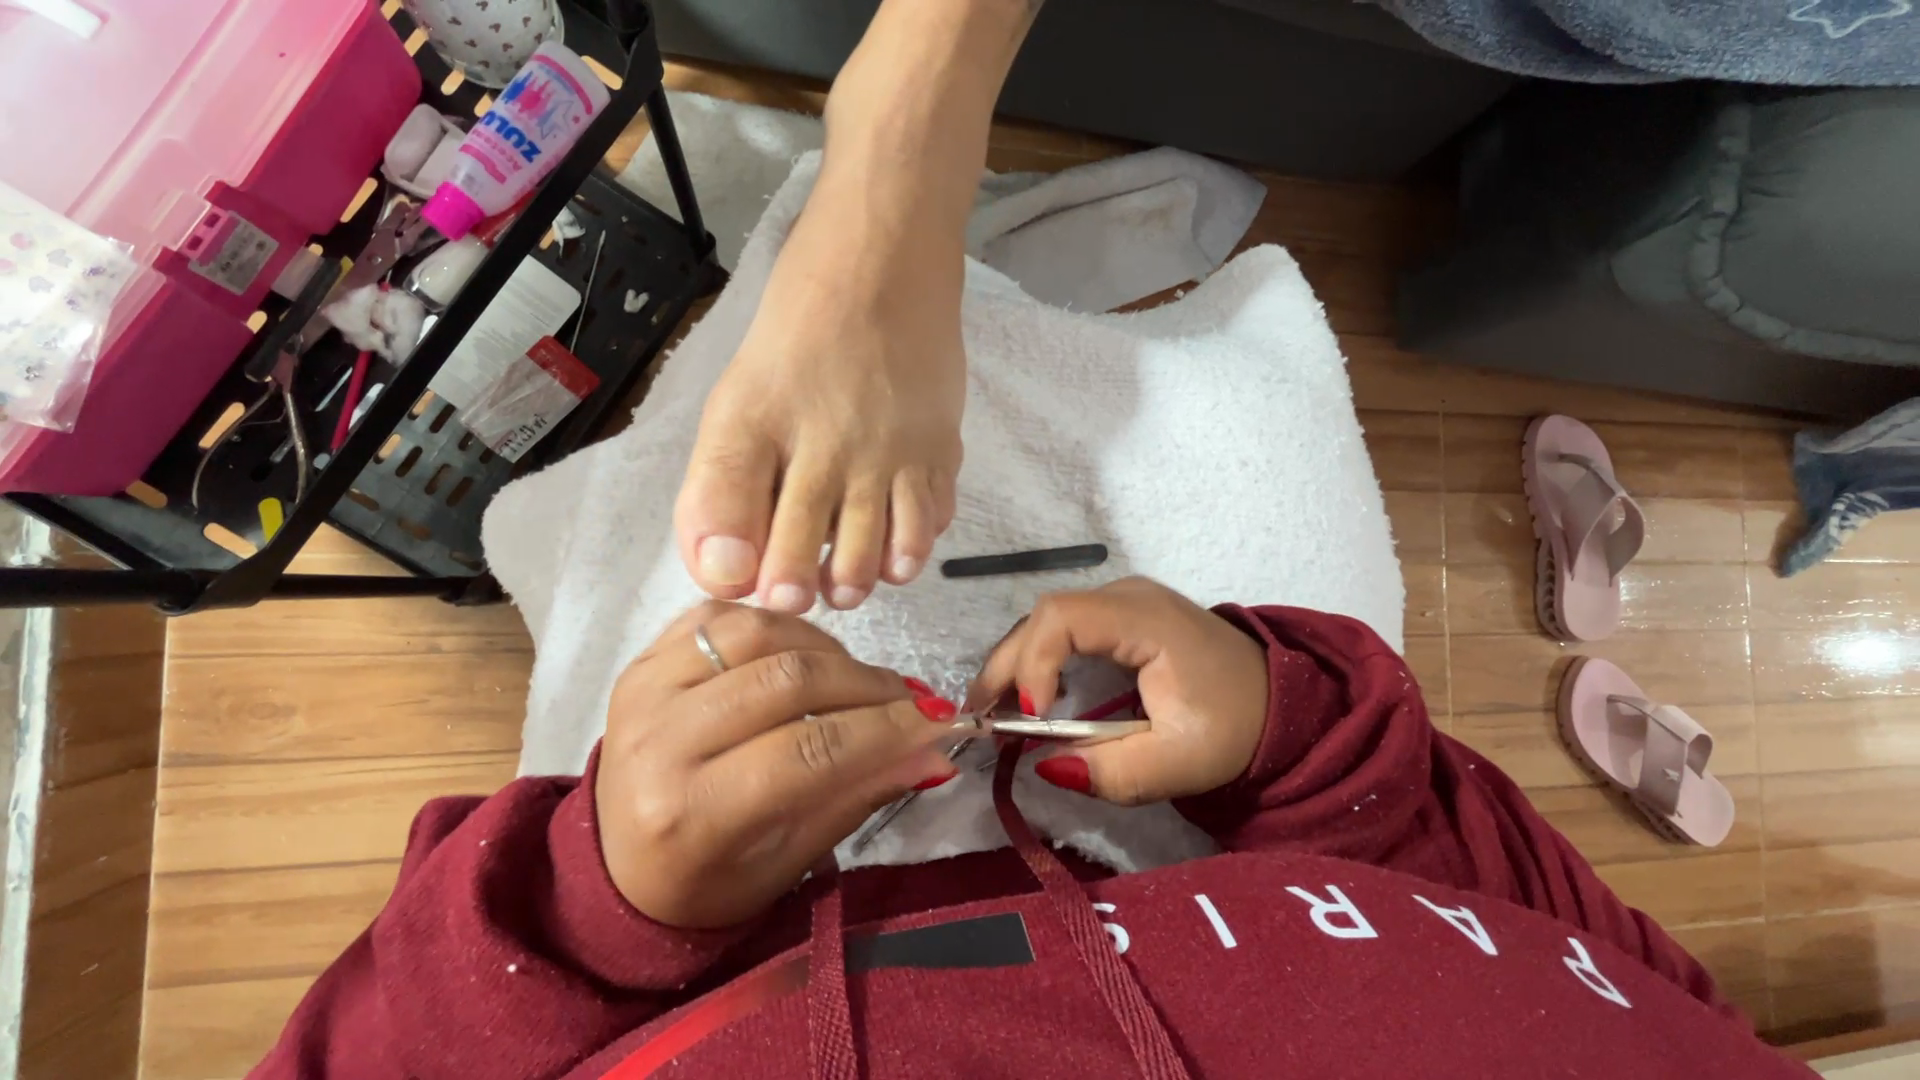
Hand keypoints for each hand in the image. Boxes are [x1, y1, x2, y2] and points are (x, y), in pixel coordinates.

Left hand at [596, 602, 963, 928]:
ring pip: (757, 633)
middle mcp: (658, 741)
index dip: (884, 731)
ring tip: (858, 681)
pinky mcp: (643, 659)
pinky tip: (805, 655)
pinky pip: (724, 615)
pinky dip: (778, 626)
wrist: (619, 866)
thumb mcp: (791, 860)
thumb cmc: (712, 882)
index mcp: (690, 812)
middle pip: (786, 681)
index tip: (940, 722)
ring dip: (826, 650)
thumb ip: (861, 793)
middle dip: (867, 686)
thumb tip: (936, 749)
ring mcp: (643, 689)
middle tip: (912, 700)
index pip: (807, 751)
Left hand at [673, 181, 964, 614]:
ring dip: (870, 577)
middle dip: (814, 589)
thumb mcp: (736, 400)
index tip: (760, 594)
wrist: (885, 260)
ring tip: (856, 583)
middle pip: (831, 555)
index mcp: (772, 437)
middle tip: (809, 599)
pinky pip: (935, 517)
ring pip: (892, 551)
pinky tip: (904, 543)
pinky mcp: (944, 447)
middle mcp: (839, 454)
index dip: (761, 582)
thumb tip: (723, 571)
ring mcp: (900, 453)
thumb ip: (721, 486)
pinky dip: (919, 542)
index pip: (760, 540)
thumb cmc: (800, 325)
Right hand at [969, 578, 1270, 805]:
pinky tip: (1024, 695)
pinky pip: (1063, 629)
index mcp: (1146, 619)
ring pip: (1047, 621)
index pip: (1063, 618)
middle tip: (979, 717)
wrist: (1278, 700)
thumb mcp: (1180, 762)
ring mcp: (1122, 601)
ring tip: (992, 711)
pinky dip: (1035, 660)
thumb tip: (1044, 766)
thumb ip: (1114, 772)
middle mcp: (1126, 596)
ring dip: (1015, 663)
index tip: (1030, 717)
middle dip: (1006, 666)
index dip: (1034, 662)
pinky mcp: (1119, 617)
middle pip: (1044, 616)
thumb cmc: (1234, 726)